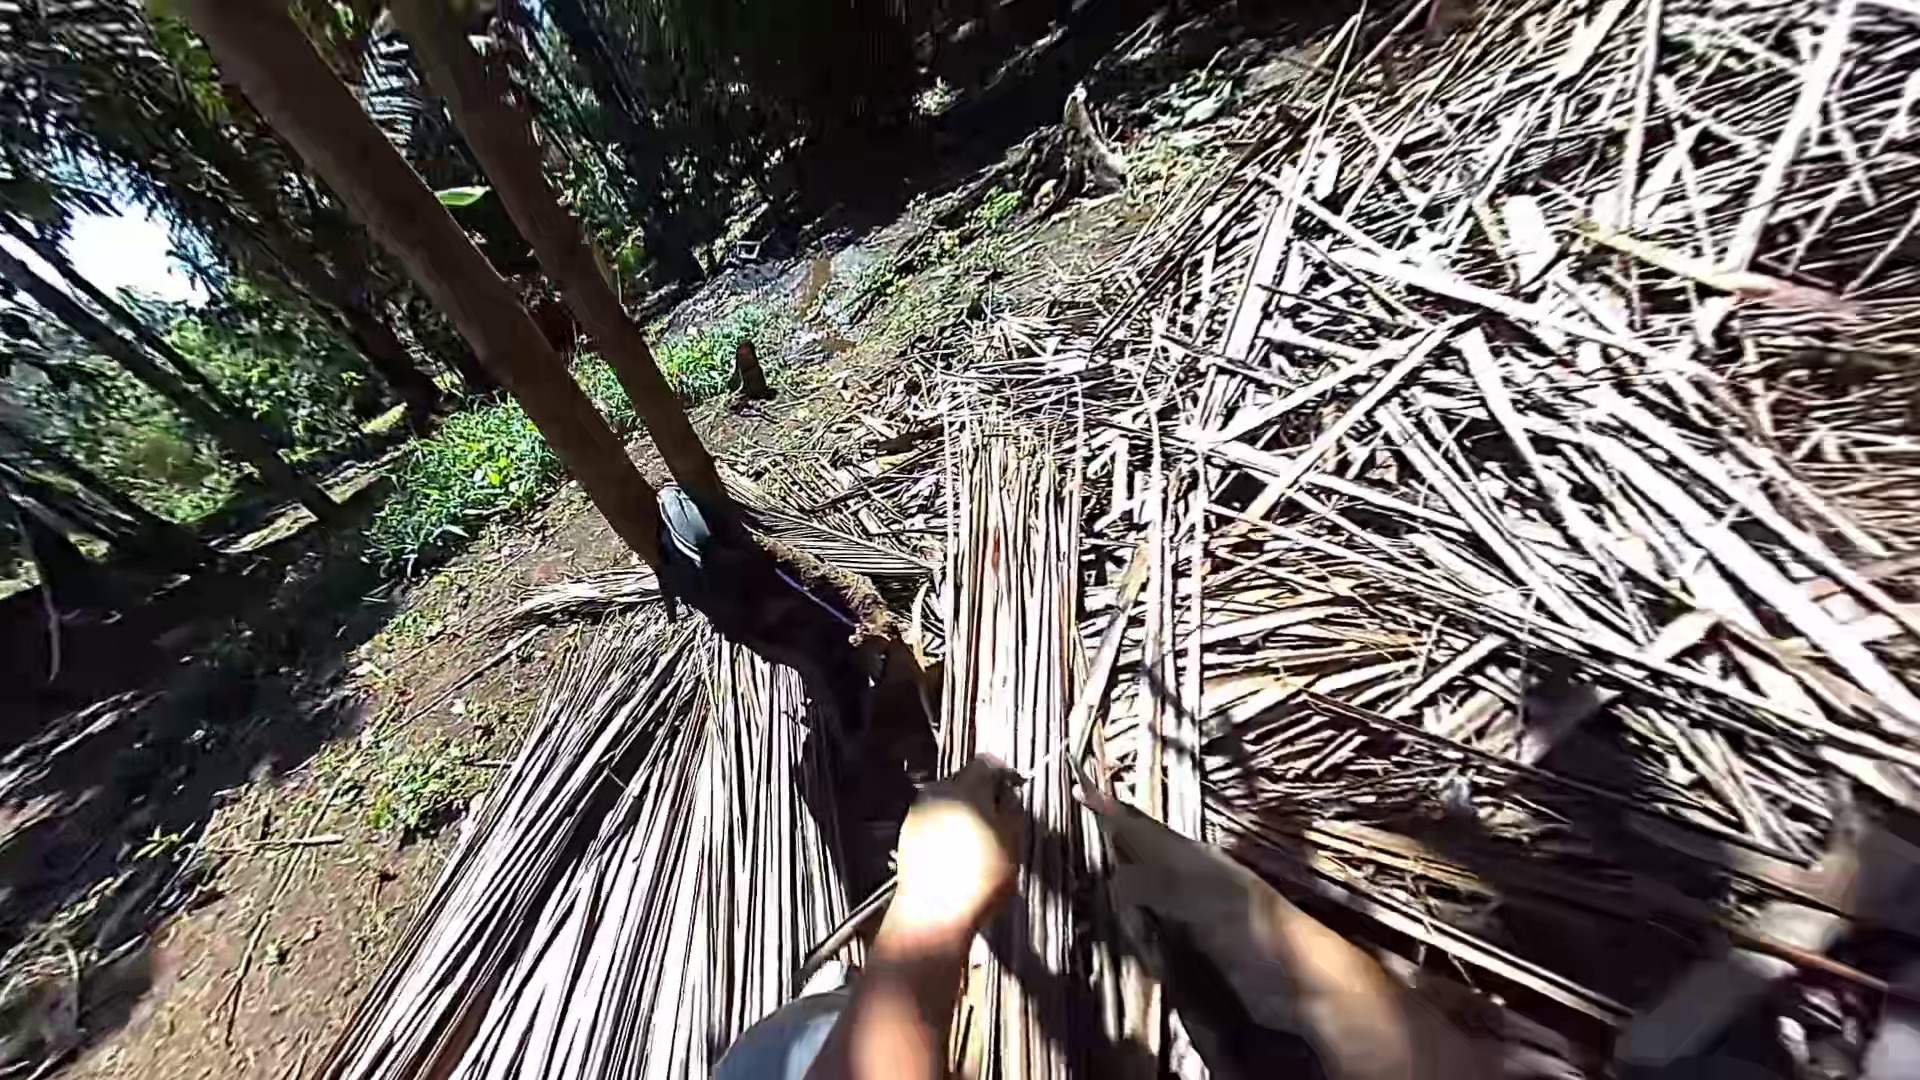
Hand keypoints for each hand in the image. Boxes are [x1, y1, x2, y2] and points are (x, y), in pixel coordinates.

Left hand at [889, 755, 1023, 941]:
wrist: (933, 915)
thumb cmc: (979, 879)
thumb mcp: (1012, 843)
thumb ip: (1012, 808)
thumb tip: (1007, 791)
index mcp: (966, 788)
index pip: (985, 762)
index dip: (1002, 773)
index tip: (1013, 788)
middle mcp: (939, 791)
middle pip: (965, 778)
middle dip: (982, 792)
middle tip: (997, 817)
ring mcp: (919, 809)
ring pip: (948, 797)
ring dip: (963, 808)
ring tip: (976, 838)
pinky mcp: (907, 830)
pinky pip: (933, 815)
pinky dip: (946, 823)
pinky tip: (955, 850)